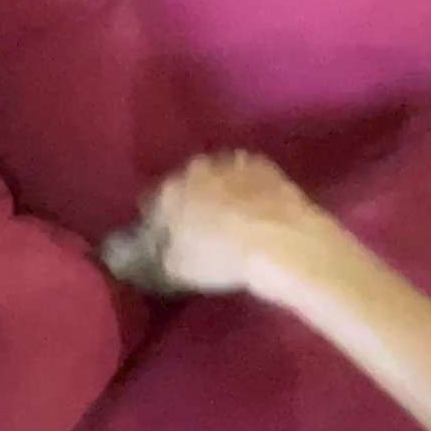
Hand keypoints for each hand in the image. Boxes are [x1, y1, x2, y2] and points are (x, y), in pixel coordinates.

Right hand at [109, 152, 363, 297]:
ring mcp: (230, 161)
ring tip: (230, 218)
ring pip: (215, 176)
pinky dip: (246, 188)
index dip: (157, 223)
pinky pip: (245, 175)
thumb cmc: (221, 256)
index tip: (165, 239)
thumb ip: (157, 256)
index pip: (150, 204)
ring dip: (218, 191)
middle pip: (184, 184)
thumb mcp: (178, 268)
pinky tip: (255, 209)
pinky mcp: (263, 164)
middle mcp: (195, 167)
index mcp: (168, 191)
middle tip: (199, 229)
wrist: (281, 240)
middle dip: (188, 202)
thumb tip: (148, 252)